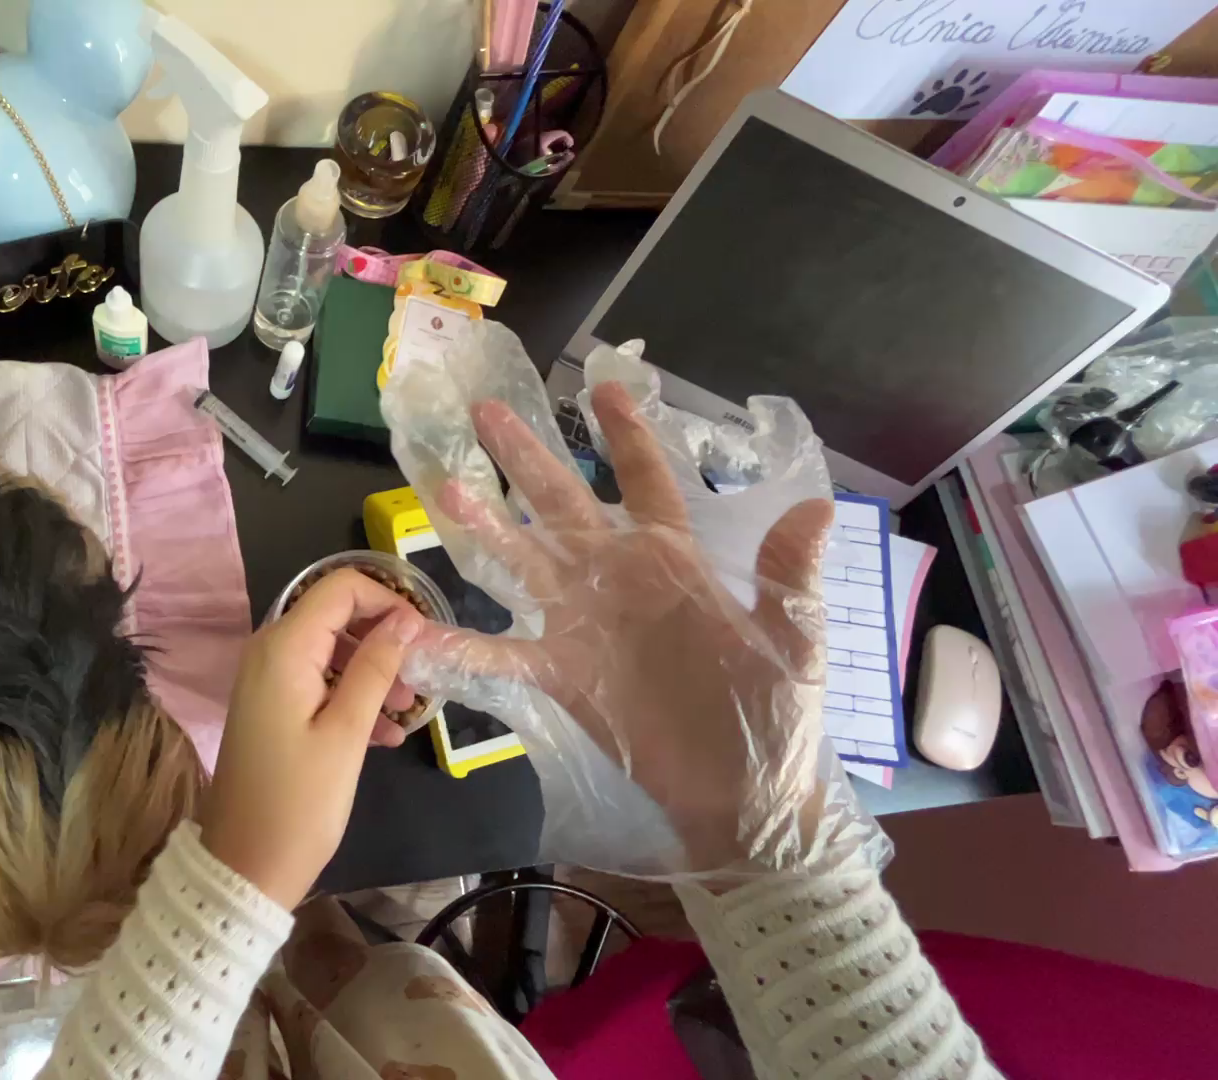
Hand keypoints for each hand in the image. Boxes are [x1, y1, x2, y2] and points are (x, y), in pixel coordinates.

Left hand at [201, 569, 423, 906]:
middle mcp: (268, 651)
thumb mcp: (346, 732)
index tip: (423, 636)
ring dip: (370, 672)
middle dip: (380, 639)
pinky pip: (316, 681)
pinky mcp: (269, 704)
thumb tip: (405, 619)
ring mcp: (265, 678)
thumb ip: (375, 667)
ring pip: (329, 651)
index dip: (386, 601)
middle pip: (334, 616)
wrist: (243, 864)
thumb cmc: (300, 801)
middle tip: (419, 678)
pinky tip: (382, 734)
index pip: (339, 589)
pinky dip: (349, 696)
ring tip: (405, 711)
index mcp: (283, 648)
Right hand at [421, 383, 833, 872]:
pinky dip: (462, 647)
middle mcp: (614, 575)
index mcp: (671, 558)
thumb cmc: (774, 711)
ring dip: (486, 527)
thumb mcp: (791, 639)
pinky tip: (422, 637)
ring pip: (521, 560)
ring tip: (447, 491)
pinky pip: (501, 653)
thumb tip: (819, 504)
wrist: (744, 792)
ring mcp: (579, 619)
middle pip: (563, 502)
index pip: (646, 481)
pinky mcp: (557, 669)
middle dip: (528, 456)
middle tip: (486, 412)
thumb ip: (786, 575)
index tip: (603, 388)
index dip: (626, 435)